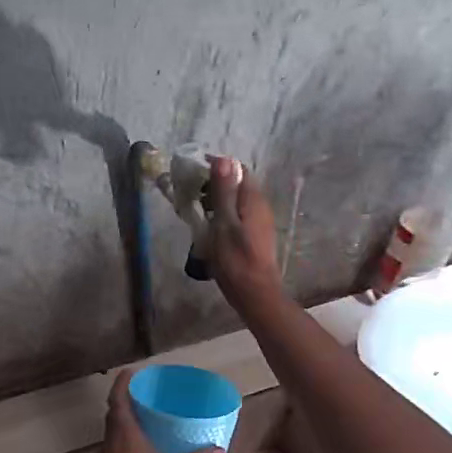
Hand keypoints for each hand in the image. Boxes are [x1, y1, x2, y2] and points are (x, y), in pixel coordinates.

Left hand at [80, 371, 226, 452]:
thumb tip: (220, 451)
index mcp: (123, 432)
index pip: (117, 397)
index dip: (123, 382)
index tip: (133, 372)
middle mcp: (110, 439)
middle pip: (114, 411)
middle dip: (127, 400)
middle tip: (147, 395)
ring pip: (113, 430)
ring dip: (125, 421)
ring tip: (147, 421)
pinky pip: (114, 447)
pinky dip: (125, 441)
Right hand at [205, 155, 281, 311]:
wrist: (255, 293)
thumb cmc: (236, 259)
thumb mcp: (224, 223)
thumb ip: (224, 192)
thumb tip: (224, 160)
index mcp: (253, 199)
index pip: (238, 170)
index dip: (217, 167)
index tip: (194, 173)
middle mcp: (260, 206)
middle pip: (238, 185)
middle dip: (215, 184)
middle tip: (191, 193)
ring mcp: (259, 222)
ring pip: (237, 202)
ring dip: (218, 201)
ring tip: (197, 211)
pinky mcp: (255, 237)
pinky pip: (238, 216)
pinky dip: (223, 216)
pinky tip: (210, 229)